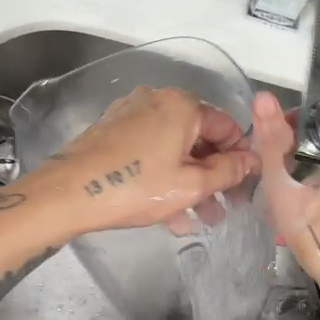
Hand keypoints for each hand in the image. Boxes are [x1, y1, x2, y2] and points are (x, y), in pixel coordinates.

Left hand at [22, 87, 260, 237]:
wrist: (68, 193)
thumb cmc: (135, 187)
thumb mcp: (191, 186)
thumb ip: (228, 172)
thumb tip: (251, 161)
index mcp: (183, 105)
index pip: (227, 127)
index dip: (240, 158)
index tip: (244, 187)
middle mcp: (158, 99)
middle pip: (198, 138)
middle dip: (212, 176)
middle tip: (221, 210)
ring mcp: (131, 113)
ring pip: (173, 147)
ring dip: (188, 181)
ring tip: (195, 219)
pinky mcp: (112, 129)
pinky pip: (150, 149)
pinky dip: (163, 174)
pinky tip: (167, 211)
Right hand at [250, 92, 319, 319]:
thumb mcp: (287, 193)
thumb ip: (272, 147)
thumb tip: (263, 95)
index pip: (304, 129)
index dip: (278, 137)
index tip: (258, 157)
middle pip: (310, 158)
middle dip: (285, 171)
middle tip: (265, 194)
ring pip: (319, 183)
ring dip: (297, 193)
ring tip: (278, 216)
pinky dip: (311, 209)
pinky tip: (298, 232)